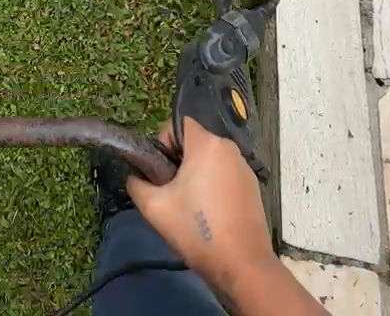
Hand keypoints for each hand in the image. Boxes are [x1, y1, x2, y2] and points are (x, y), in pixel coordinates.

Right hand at [126, 118, 280, 302]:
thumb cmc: (197, 231)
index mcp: (207, 144)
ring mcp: (244, 167)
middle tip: (171, 193)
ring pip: (210, 160)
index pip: (178, 124)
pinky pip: (225, 174)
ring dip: (197, 175)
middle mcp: (229, 148)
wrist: (243, 266)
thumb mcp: (154, 208)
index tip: (160, 172)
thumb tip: (136, 175)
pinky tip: (211, 214)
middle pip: (194, 143)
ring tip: (191, 207)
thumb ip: (136, 183)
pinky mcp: (253, 186)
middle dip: (179, 162)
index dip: (163, 142)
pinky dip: (214, 186)